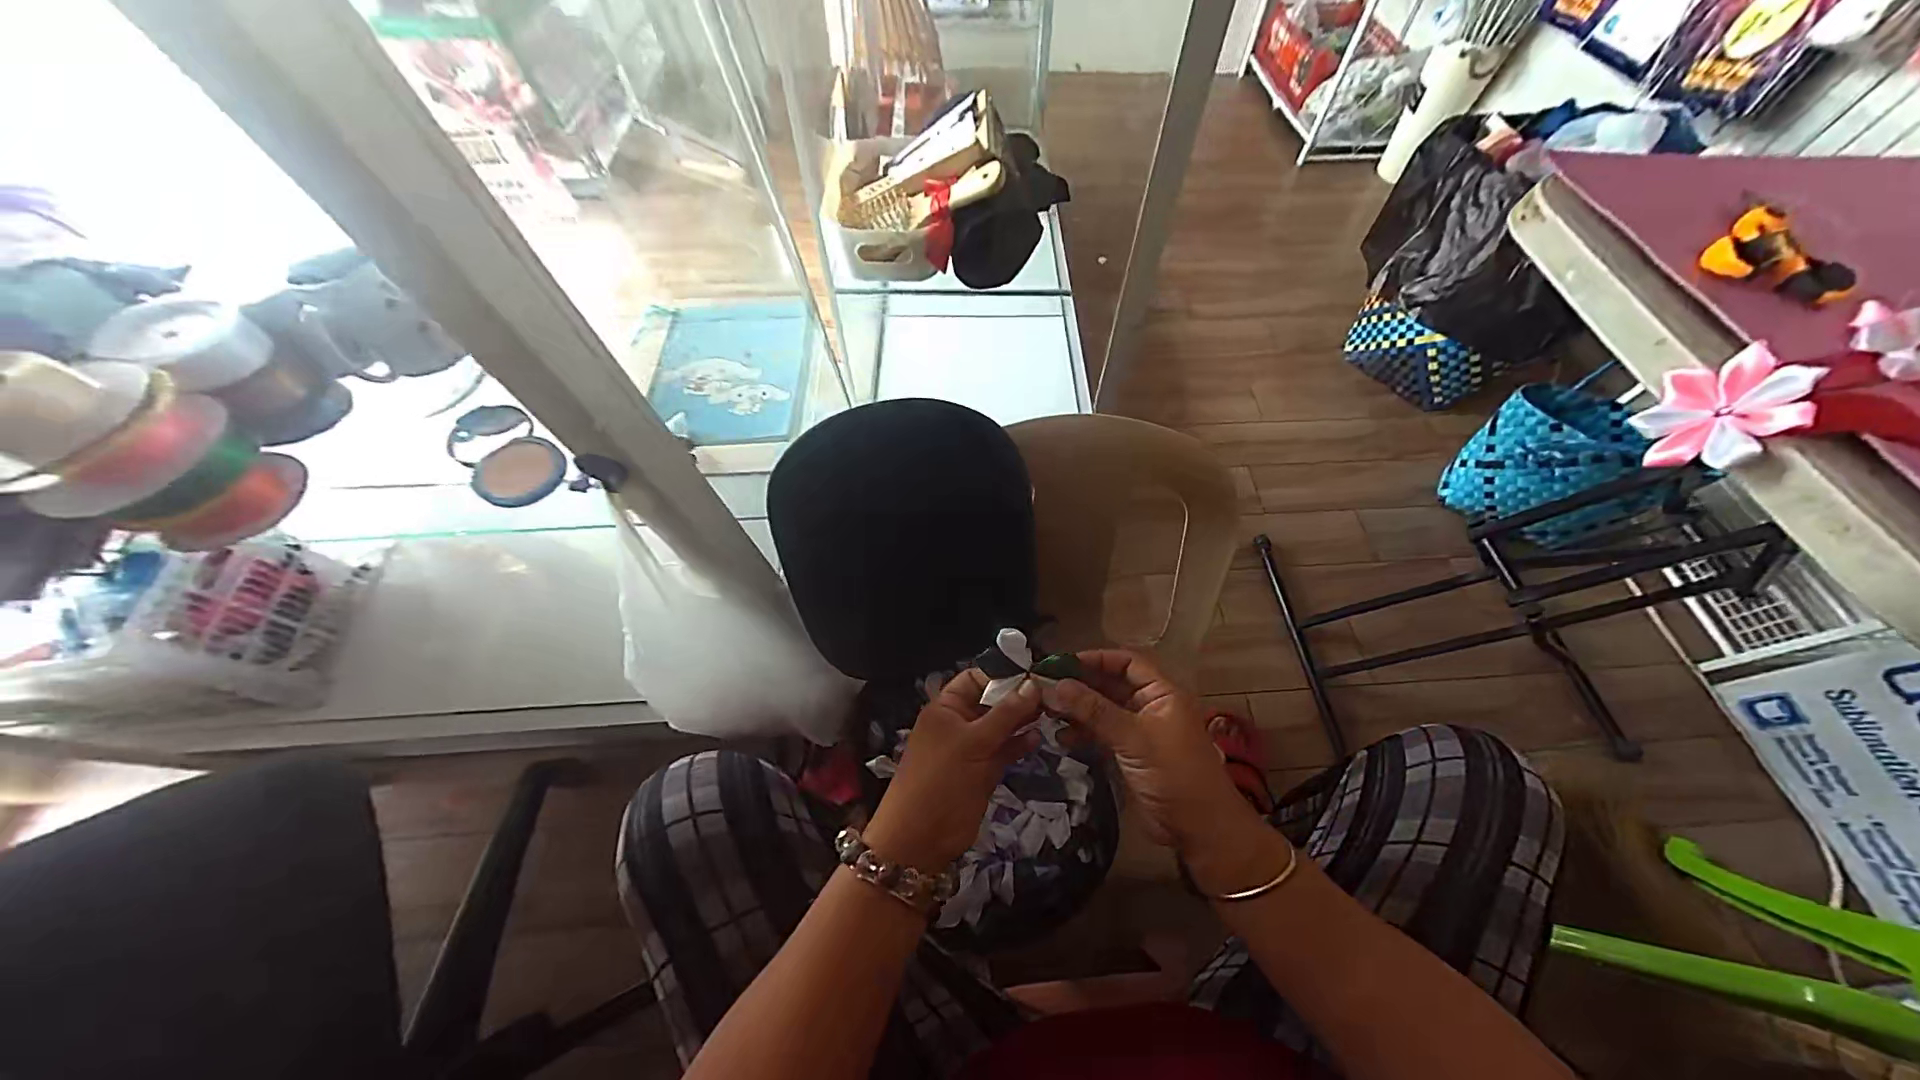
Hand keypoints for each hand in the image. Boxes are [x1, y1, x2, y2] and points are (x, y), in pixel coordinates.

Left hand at [863, 669, 1042, 872]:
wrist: (921, 838)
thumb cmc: (941, 779)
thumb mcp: (973, 742)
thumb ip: (1005, 714)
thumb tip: (1033, 685)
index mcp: (946, 707)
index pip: (976, 678)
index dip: (1002, 673)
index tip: (1035, 671)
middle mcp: (959, 723)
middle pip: (992, 701)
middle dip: (1018, 696)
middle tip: (1052, 692)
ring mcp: (972, 747)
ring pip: (1001, 726)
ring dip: (1023, 719)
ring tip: (1052, 711)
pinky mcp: (983, 770)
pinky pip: (1004, 750)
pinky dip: (1020, 743)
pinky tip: (1038, 738)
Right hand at [1042, 650, 1288, 895]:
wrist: (1199, 828)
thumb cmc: (1174, 773)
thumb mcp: (1134, 738)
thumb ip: (1094, 711)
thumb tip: (1056, 686)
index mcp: (1162, 693)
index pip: (1127, 662)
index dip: (1096, 659)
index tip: (1062, 664)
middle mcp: (1150, 706)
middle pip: (1111, 685)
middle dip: (1080, 685)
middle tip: (1045, 688)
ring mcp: (1139, 731)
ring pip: (1103, 710)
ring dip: (1077, 710)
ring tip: (1048, 712)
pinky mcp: (1129, 754)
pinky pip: (1101, 733)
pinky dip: (1082, 733)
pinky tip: (1061, 738)